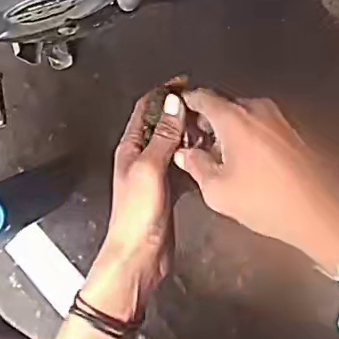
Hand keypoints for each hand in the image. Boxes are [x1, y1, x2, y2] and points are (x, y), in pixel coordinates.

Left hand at [82, 87, 186, 321]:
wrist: (138, 256)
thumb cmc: (136, 215)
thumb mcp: (150, 168)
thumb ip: (163, 136)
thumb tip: (174, 103)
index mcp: (130, 147)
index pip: (146, 109)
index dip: (163, 93)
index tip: (184, 82)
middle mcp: (139, 157)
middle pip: (160, 124)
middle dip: (179, 110)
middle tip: (202, 104)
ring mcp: (153, 173)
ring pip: (172, 144)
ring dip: (187, 133)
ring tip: (208, 125)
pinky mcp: (166, 190)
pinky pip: (180, 164)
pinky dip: (192, 156)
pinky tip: (206, 156)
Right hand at [173, 90, 338, 268]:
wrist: (322, 213)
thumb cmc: (270, 201)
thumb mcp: (218, 191)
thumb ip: (196, 166)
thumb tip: (186, 155)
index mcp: (234, 117)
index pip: (201, 96)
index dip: (184, 103)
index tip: (176, 112)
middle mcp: (257, 109)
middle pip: (222, 104)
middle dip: (206, 120)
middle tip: (194, 142)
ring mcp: (278, 118)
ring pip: (243, 115)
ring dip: (229, 129)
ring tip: (220, 157)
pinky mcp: (293, 130)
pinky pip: (261, 125)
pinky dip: (248, 136)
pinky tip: (245, 163)